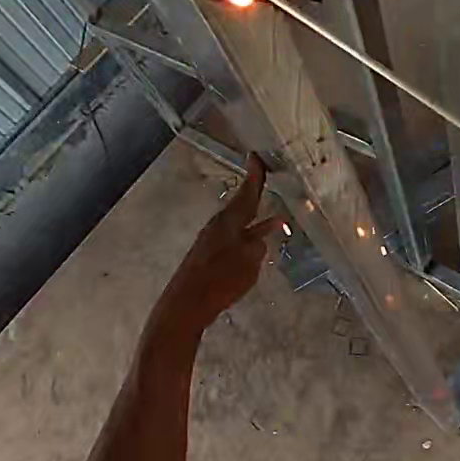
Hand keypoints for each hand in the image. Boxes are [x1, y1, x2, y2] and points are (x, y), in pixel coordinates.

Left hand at [156, 155, 282, 332]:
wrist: (187, 304)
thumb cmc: (220, 280)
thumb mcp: (248, 262)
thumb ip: (257, 246)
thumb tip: (258, 239)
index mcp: (228, 222)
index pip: (246, 194)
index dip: (254, 177)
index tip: (257, 157)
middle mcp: (220, 227)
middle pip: (241, 205)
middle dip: (254, 192)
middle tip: (264, 175)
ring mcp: (214, 242)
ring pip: (240, 223)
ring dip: (254, 215)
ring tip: (273, 212)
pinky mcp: (212, 257)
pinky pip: (237, 238)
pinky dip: (250, 234)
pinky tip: (260, 240)